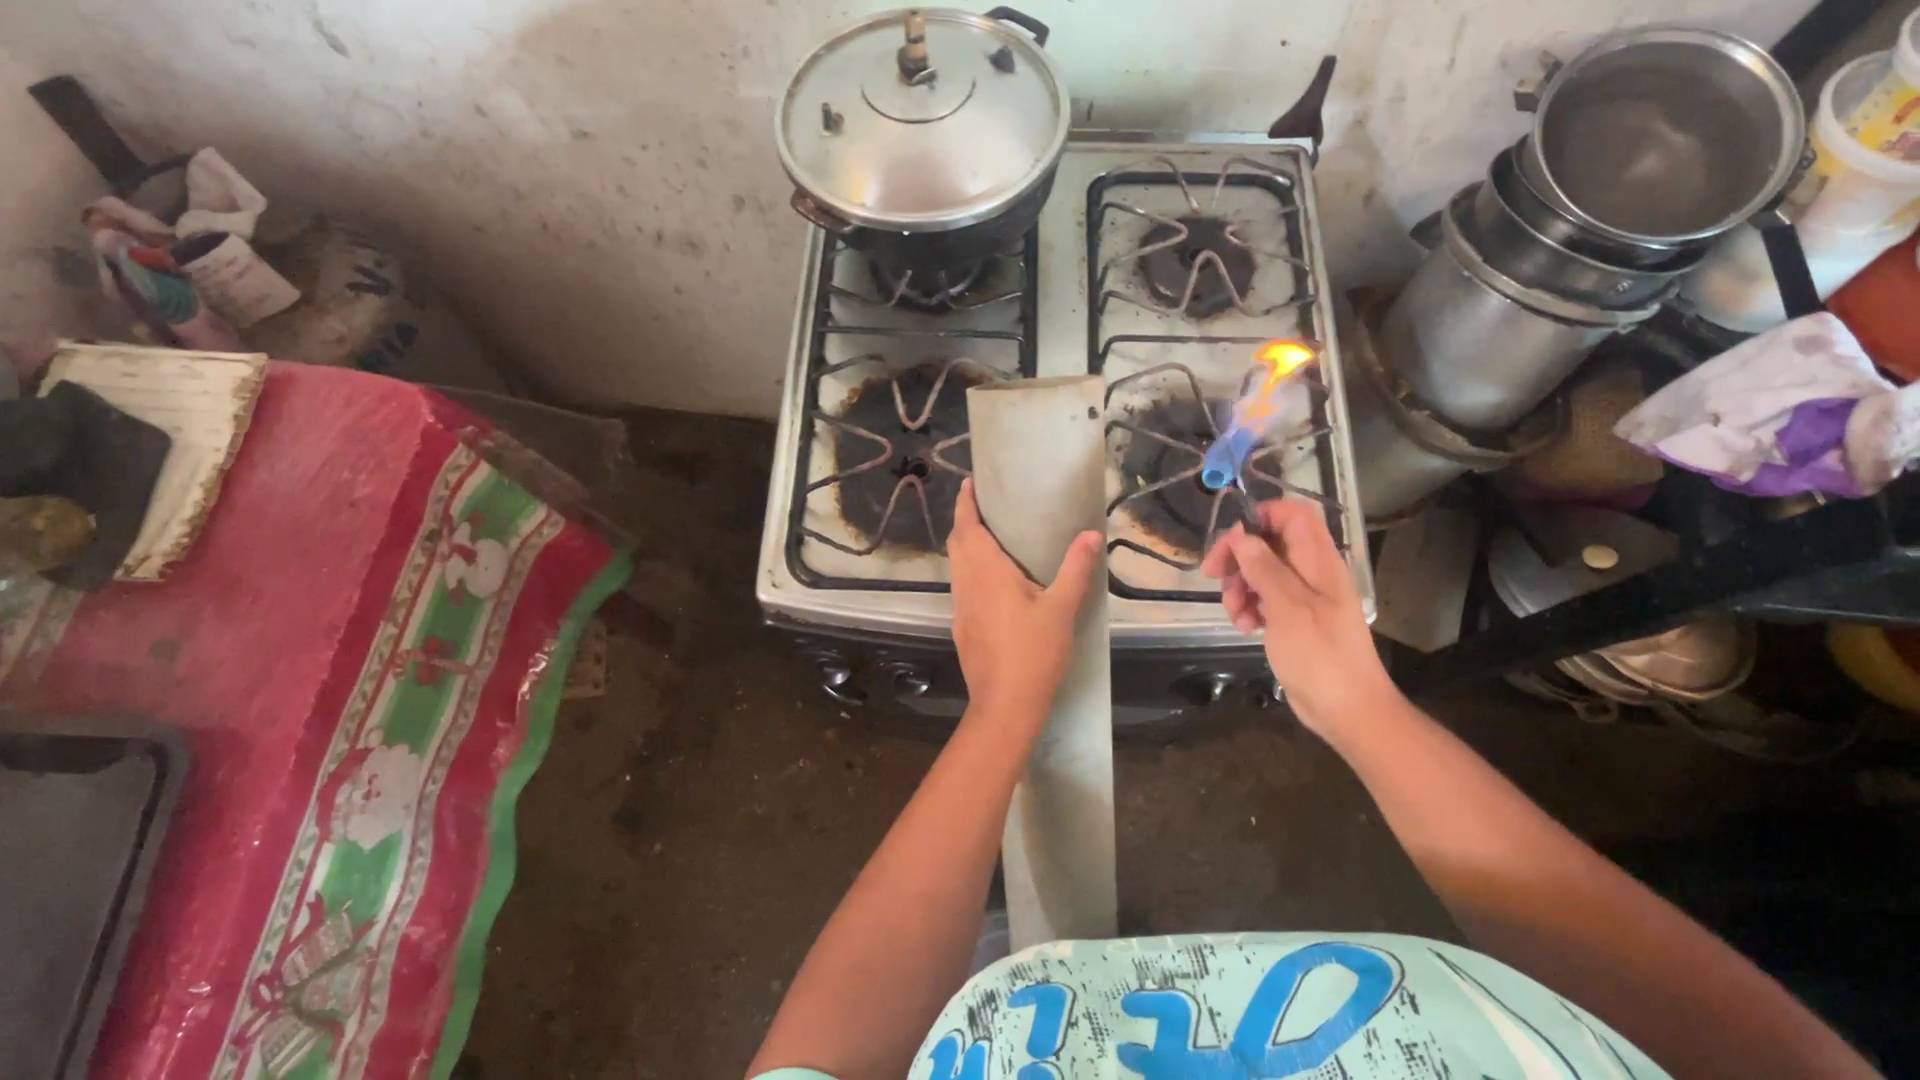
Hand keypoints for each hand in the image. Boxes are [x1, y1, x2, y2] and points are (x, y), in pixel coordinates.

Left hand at [948, 478, 1101, 727]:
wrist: (1004, 705)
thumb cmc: (1033, 653)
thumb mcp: (1062, 609)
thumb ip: (1075, 569)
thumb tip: (1091, 534)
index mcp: (987, 573)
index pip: (967, 527)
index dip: (965, 503)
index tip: (970, 483)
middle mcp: (966, 585)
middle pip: (957, 544)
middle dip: (965, 521)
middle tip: (986, 506)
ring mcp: (960, 609)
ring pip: (957, 567)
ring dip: (967, 547)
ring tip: (992, 538)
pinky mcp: (962, 628)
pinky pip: (963, 588)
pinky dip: (972, 572)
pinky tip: (994, 582)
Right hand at [1200, 498, 1396, 737]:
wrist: (1347, 709)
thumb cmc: (1321, 656)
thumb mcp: (1288, 608)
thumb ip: (1264, 568)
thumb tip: (1241, 535)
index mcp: (1319, 562)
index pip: (1294, 515)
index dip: (1262, 515)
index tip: (1232, 537)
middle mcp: (1312, 573)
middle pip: (1270, 543)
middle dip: (1239, 556)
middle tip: (1213, 574)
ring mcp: (1303, 598)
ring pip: (1262, 572)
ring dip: (1240, 586)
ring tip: (1234, 613)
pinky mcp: (1294, 621)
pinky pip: (1264, 600)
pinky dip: (1249, 607)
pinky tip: (1243, 627)